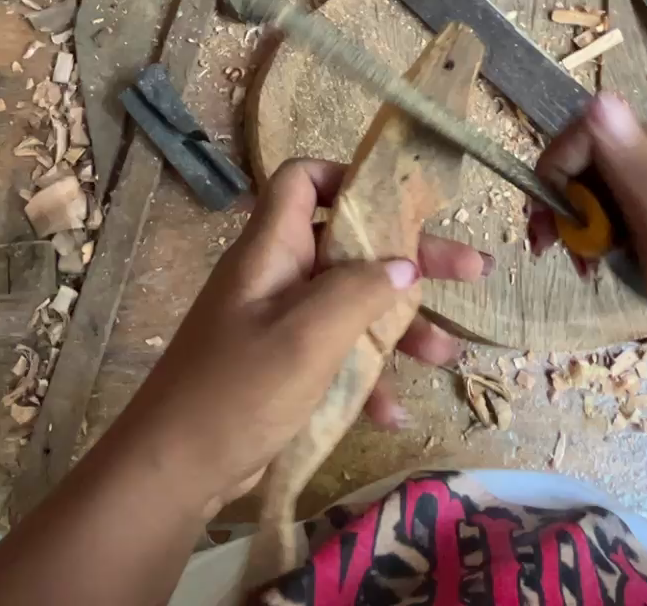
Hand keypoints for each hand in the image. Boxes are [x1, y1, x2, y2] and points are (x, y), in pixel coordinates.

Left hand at [100, 158, 489, 515]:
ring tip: (448, 356)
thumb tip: (403, 264)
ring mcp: (280, 320)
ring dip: (399, 324)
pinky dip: (365, 375)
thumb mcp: (306, 336)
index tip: (400, 200)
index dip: (347, 177)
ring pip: (351, 302)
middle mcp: (277, 274)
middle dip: (409, 256)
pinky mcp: (285, 363)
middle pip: (348, 243)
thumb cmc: (238, 390)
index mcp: (272, 249)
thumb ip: (358, 292)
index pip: (302, 181)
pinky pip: (336, 352)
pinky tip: (392, 413)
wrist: (175, 469)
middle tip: (472, 269)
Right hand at [536, 93, 646, 377]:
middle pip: (591, 159)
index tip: (544, 216)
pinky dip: (593, 237)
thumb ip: (635, 169)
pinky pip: (612, 214)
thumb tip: (599, 97)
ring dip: (573, 222)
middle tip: (547, 245)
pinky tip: (594, 266)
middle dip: (560, 199)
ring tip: (575, 264)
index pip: (593, 132)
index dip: (558, 167)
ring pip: (596, 188)